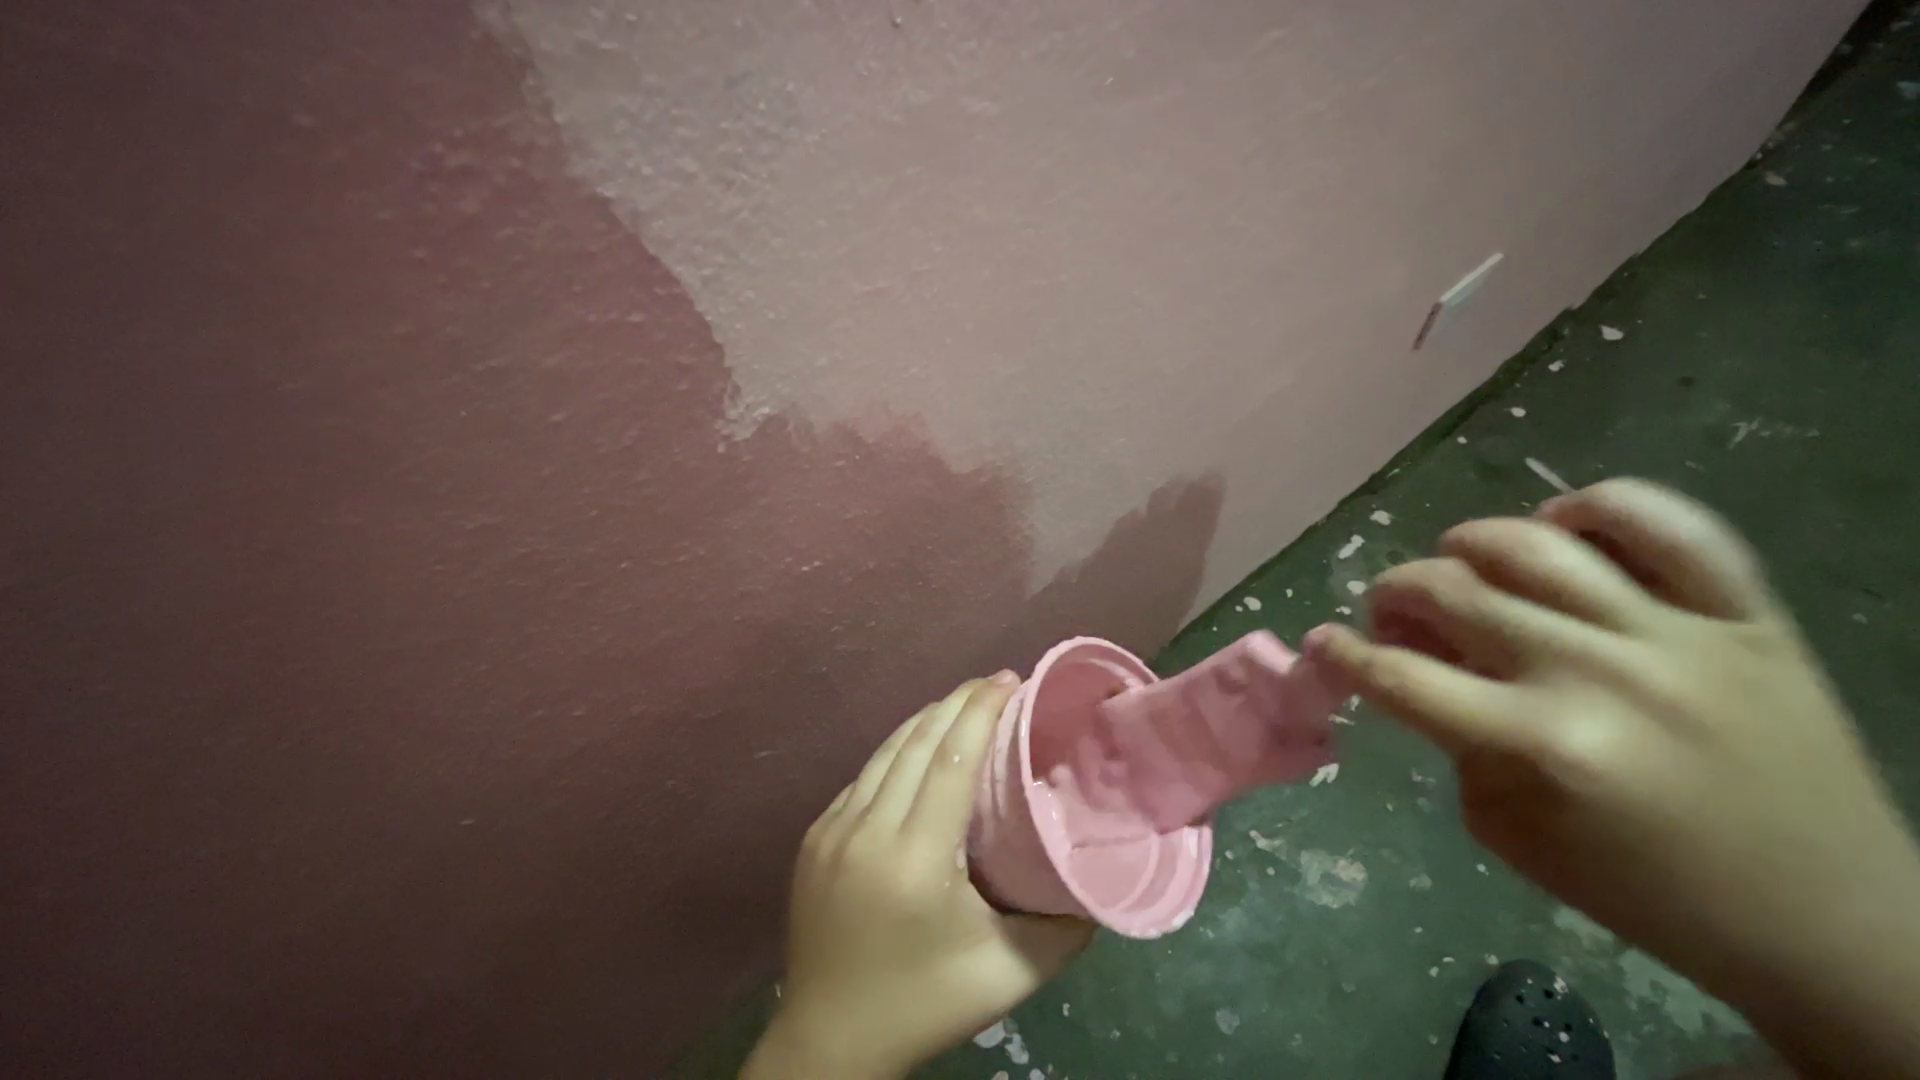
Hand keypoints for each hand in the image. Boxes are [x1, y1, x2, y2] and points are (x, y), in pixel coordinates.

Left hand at [743, 675, 1094, 1079]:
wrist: (829, 1040)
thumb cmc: (924, 1005)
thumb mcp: (1008, 975)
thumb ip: (1065, 928)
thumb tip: (1103, 880)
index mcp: (915, 860)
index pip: (950, 760)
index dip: (981, 711)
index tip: (1010, 680)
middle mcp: (867, 831)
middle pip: (916, 742)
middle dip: (958, 703)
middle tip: (997, 683)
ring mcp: (832, 830)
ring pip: (885, 752)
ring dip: (926, 720)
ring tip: (965, 703)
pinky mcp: (815, 837)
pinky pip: (864, 777)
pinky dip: (898, 751)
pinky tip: (920, 748)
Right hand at [1303, 479, 1919, 1075]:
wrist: (1825, 919)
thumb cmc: (1643, 891)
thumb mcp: (1508, 830)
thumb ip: (1453, 740)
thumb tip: (1421, 667)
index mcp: (1538, 743)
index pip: (1399, 675)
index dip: (1341, 654)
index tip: (1321, 645)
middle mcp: (1596, 670)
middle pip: (1450, 592)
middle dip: (1392, 597)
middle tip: (1391, 616)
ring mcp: (1677, 632)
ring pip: (1535, 542)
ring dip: (1466, 545)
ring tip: (1460, 568)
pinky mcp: (1746, 614)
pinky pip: (1669, 523)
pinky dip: (1601, 504)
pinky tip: (1563, 524)